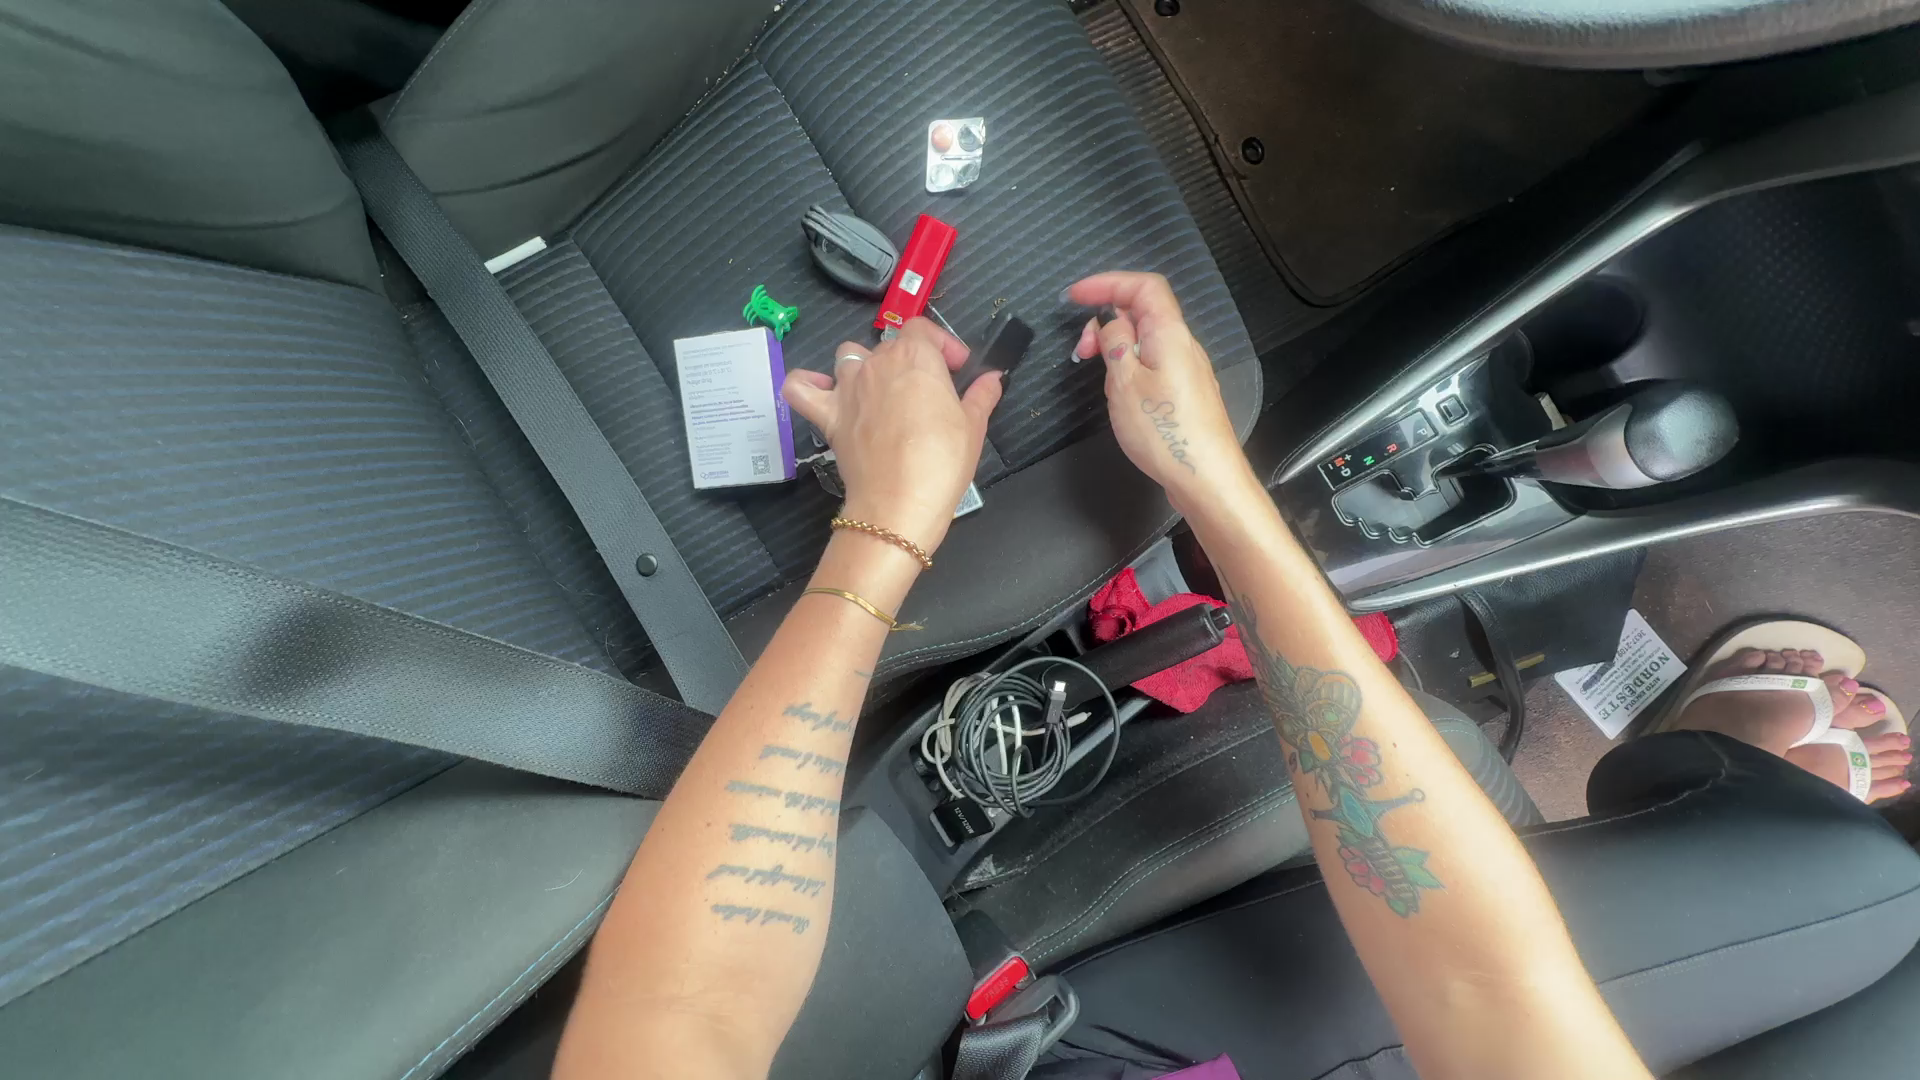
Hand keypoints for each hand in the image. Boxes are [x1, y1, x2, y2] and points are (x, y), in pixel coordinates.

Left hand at [782, 318, 1002, 556]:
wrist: (899, 503)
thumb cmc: (941, 462)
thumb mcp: (973, 426)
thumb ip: (981, 395)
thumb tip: (993, 378)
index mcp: (915, 358)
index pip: (924, 329)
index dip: (943, 345)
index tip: (957, 369)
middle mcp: (876, 363)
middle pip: (890, 346)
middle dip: (911, 362)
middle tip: (929, 393)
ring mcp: (847, 388)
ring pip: (848, 358)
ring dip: (864, 367)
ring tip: (883, 393)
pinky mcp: (827, 416)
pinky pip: (801, 388)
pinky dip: (807, 384)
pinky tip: (824, 392)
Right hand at [1067, 272, 1253, 514]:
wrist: (1205, 477)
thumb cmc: (1165, 432)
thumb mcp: (1124, 383)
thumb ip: (1115, 343)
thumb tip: (1108, 321)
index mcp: (1170, 333)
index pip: (1142, 287)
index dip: (1107, 283)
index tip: (1074, 296)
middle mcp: (1182, 345)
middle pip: (1143, 312)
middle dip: (1106, 321)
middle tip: (1081, 350)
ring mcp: (1186, 370)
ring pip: (1146, 341)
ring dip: (1116, 348)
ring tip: (1099, 377)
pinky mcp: (1184, 393)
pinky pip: (1153, 364)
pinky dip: (1128, 367)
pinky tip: (1119, 395)